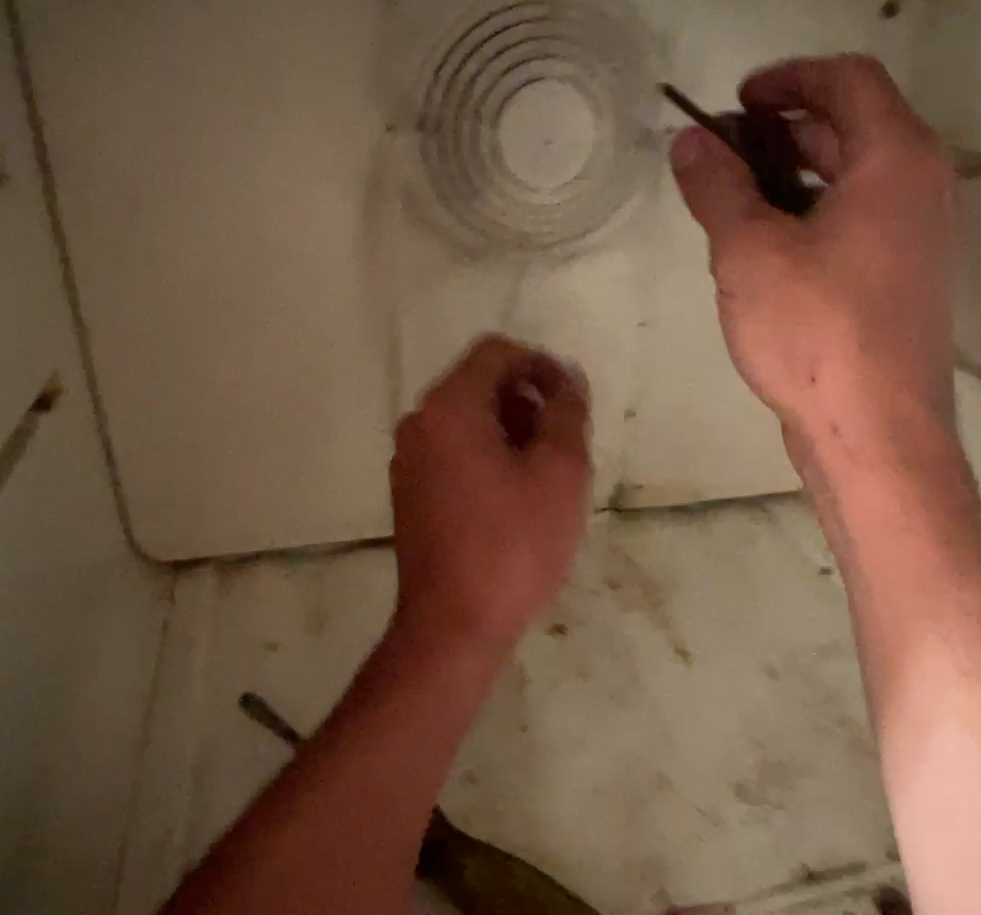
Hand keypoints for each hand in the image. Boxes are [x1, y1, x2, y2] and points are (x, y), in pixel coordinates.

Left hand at [389, 335, 592, 645]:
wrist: (453, 626)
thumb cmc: (512, 544)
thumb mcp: (560, 471)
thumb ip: (567, 412)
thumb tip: (567, 380)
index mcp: (448, 408)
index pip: (496, 353)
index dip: (541, 365)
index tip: (572, 401)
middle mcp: (419, 424)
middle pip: (479, 385)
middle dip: (528, 401)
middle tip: (565, 444)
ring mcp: (408, 461)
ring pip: (467, 421)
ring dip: (511, 431)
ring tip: (546, 476)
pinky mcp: (410, 493)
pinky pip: (453, 452)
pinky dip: (487, 456)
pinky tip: (515, 499)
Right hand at [669, 55, 958, 468]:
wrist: (876, 431)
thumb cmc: (815, 330)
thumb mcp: (748, 252)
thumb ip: (717, 186)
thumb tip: (689, 141)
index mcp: (895, 160)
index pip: (848, 79)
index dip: (787, 78)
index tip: (734, 103)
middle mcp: (920, 186)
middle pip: (852, 125)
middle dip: (781, 128)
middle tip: (719, 153)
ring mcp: (918, 235)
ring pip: (852, 175)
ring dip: (791, 171)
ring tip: (731, 200)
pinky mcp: (903, 276)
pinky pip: (857, 217)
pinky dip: (810, 210)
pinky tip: (762, 247)